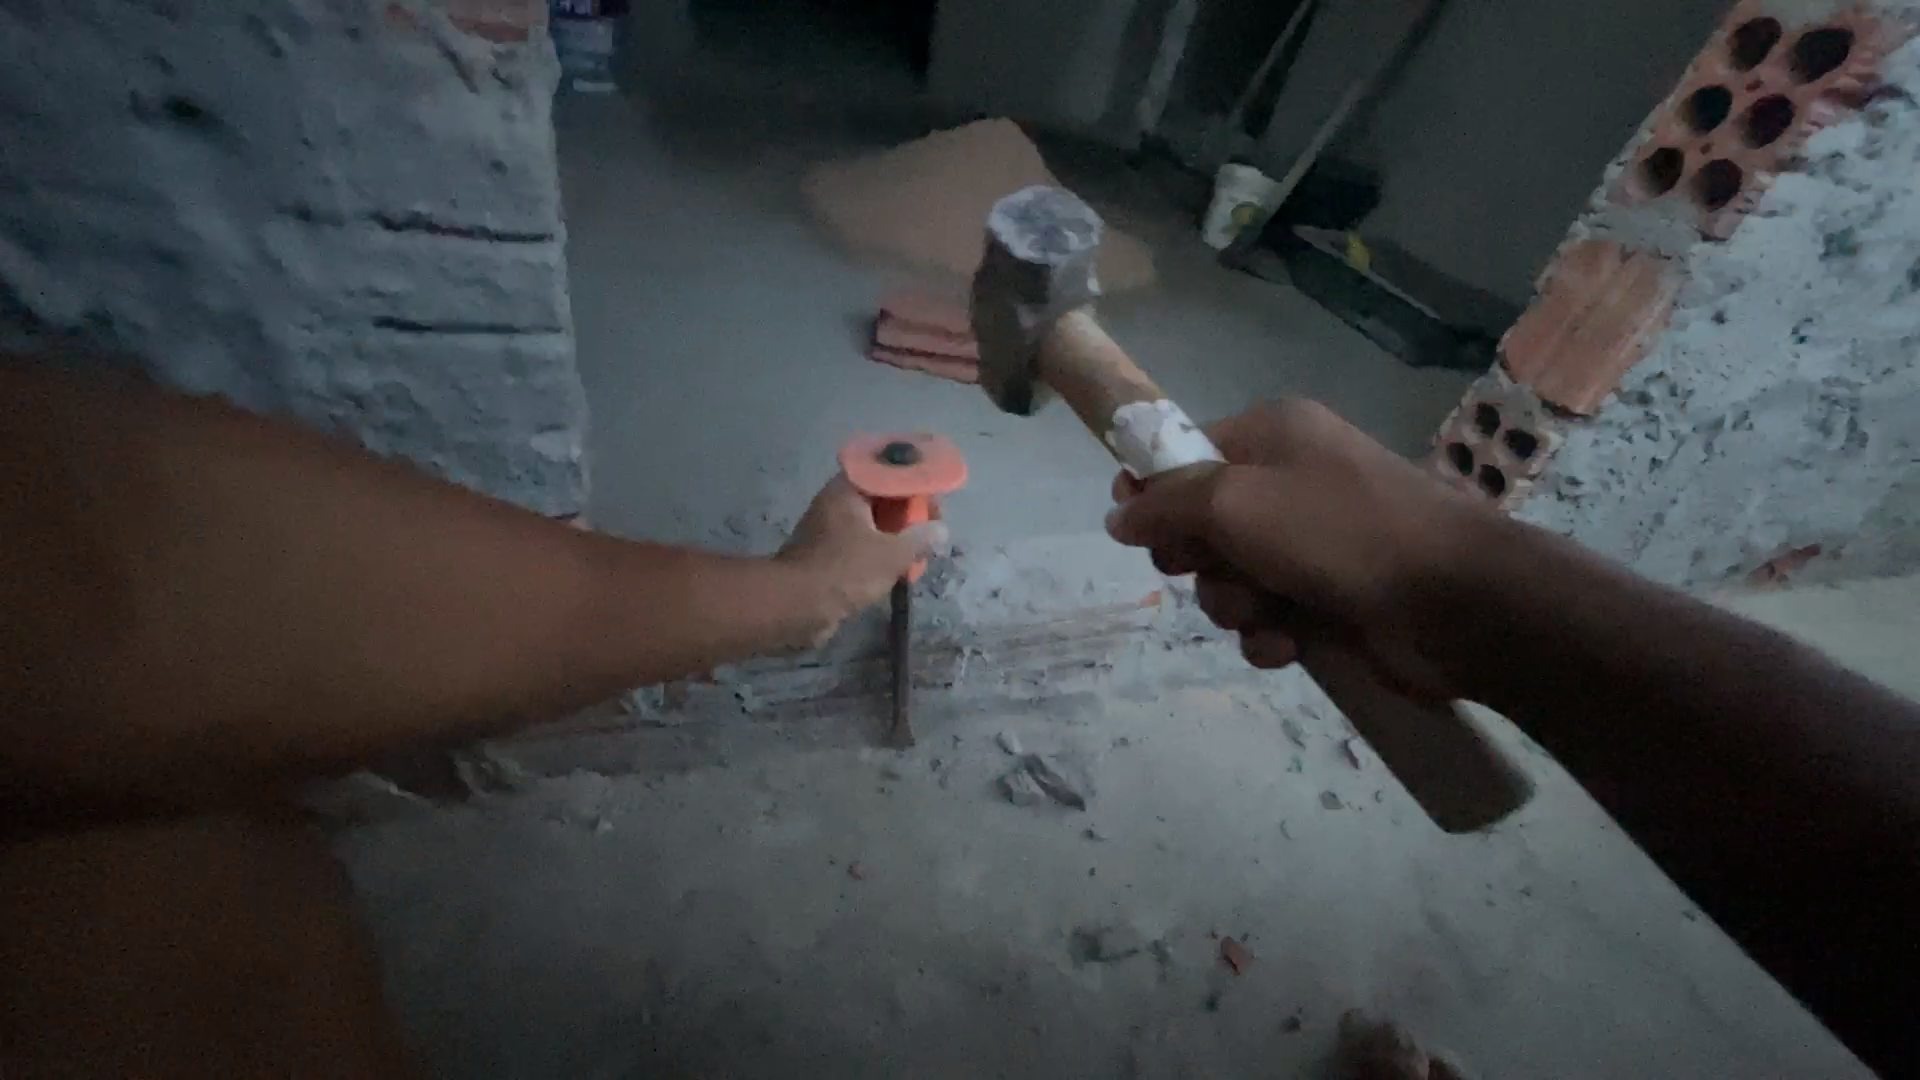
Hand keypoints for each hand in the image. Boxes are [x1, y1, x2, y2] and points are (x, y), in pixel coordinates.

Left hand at [777, 475, 949, 646]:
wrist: (796, 607)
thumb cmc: (844, 570)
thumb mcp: (891, 554)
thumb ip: (919, 539)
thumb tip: (940, 530)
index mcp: (848, 490)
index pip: (886, 472)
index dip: (914, 481)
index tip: (935, 498)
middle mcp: (836, 504)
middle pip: (881, 498)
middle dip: (909, 513)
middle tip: (932, 528)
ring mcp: (830, 531)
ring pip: (873, 525)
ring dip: (898, 536)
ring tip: (920, 552)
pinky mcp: (828, 556)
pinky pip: (862, 546)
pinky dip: (882, 554)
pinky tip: (900, 570)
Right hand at [1106, 398, 1493, 698]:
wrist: (1456, 606)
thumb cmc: (1337, 532)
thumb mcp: (1236, 503)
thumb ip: (1166, 504)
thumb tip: (1116, 515)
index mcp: (1270, 435)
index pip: (1184, 454)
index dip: (1154, 492)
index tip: (1137, 528)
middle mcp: (1286, 482)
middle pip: (1198, 523)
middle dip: (1199, 558)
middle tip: (1209, 566)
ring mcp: (1306, 543)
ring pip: (1226, 578)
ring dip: (1234, 603)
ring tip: (1268, 611)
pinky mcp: (1321, 598)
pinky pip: (1262, 617)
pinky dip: (1267, 634)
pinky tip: (1287, 644)